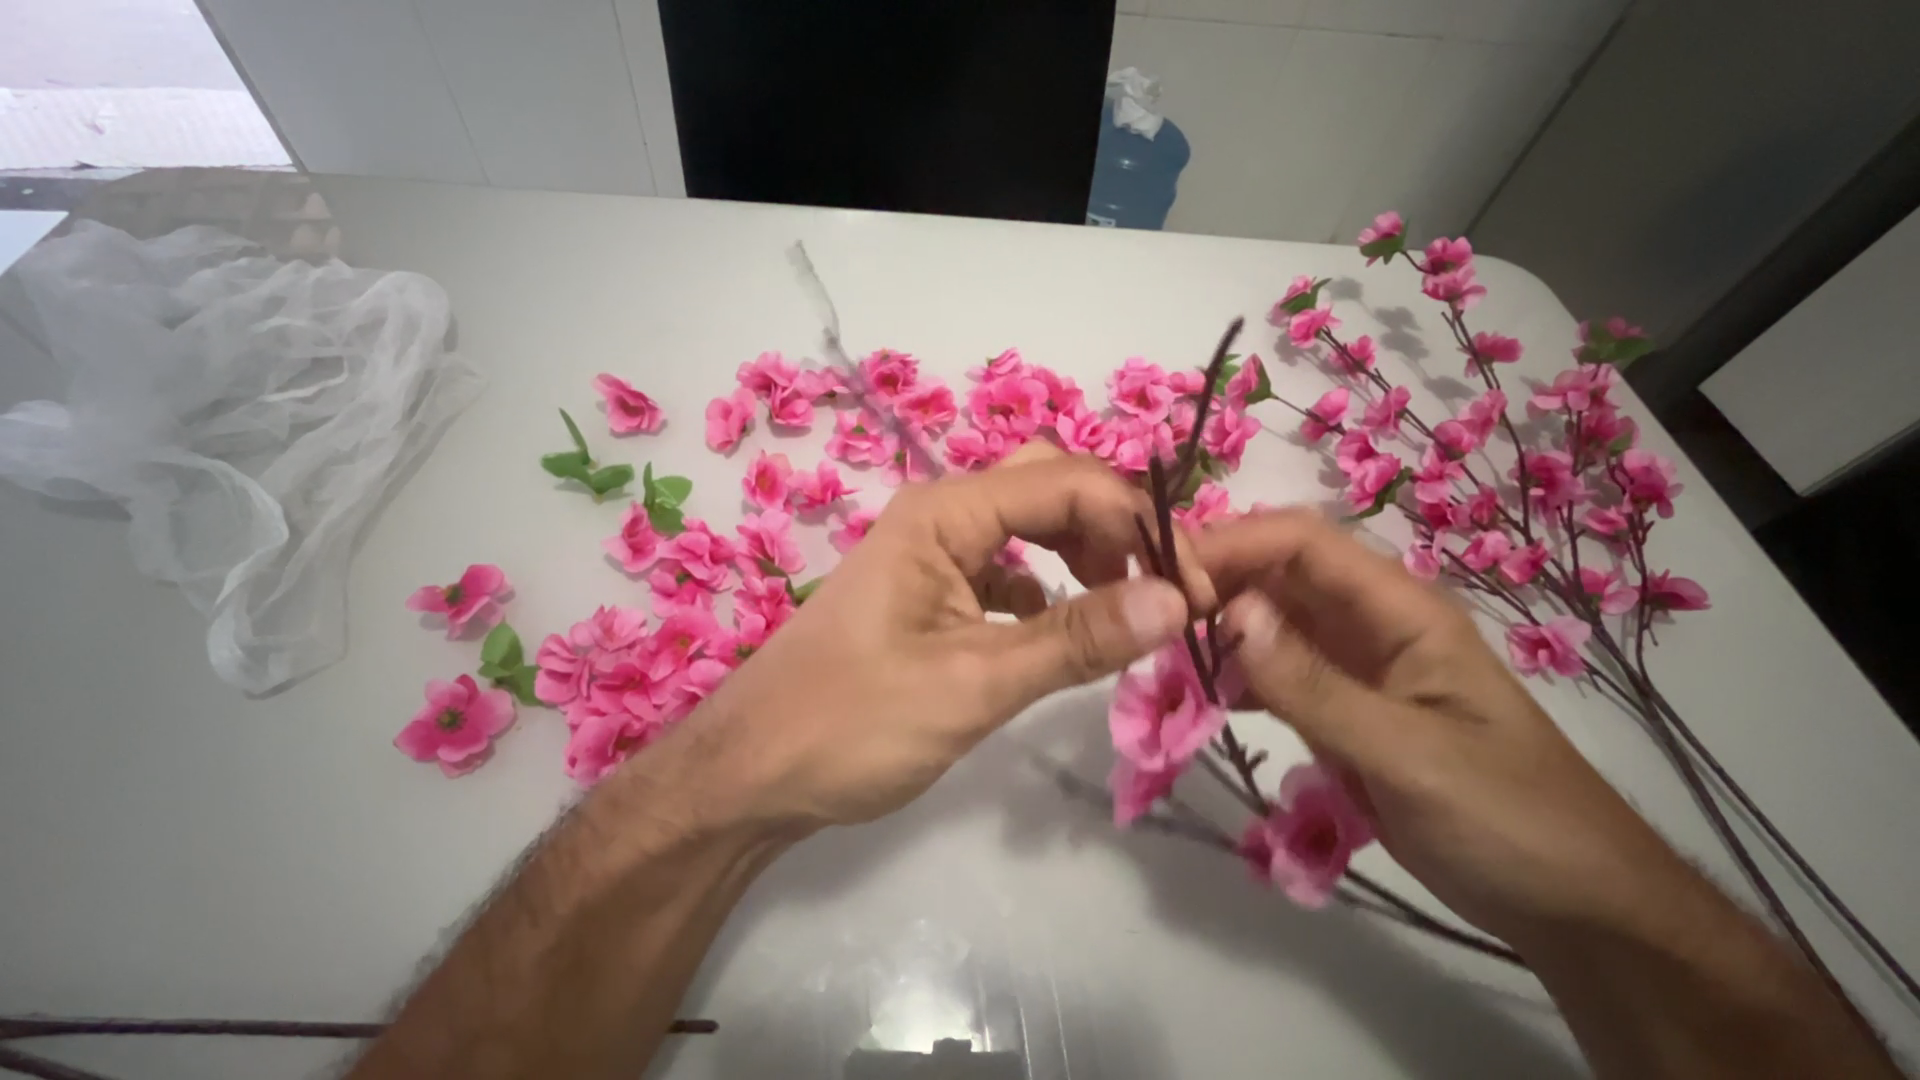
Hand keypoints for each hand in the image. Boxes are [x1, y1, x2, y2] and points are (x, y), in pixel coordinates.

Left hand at [690, 451, 1211, 828]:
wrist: (751, 775)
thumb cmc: (851, 723)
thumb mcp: (973, 683)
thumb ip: (1076, 639)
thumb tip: (1175, 600)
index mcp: (943, 514)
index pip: (1068, 483)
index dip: (1141, 525)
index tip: (1194, 588)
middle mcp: (938, 517)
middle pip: (1050, 490)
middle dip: (1115, 528)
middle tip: (1164, 591)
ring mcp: (930, 557)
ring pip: (1029, 530)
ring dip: (1085, 556)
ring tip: (1126, 609)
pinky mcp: (928, 597)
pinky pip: (1005, 573)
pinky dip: (1047, 591)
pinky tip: (1063, 635)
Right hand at [1198, 509, 1697, 946]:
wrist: (1575, 903)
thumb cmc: (1507, 817)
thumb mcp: (1407, 754)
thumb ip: (1314, 686)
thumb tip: (1229, 614)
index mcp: (1402, 610)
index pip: (1301, 543)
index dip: (1231, 544)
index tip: (1164, 577)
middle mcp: (1372, 625)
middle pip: (1278, 574)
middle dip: (1212, 583)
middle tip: (1146, 619)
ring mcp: (1356, 669)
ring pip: (1270, 623)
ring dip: (1217, 630)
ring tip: (1161, 656)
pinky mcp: (1344, 712)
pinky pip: (1276, 675)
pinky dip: (1236, 677)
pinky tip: (1204, 698)